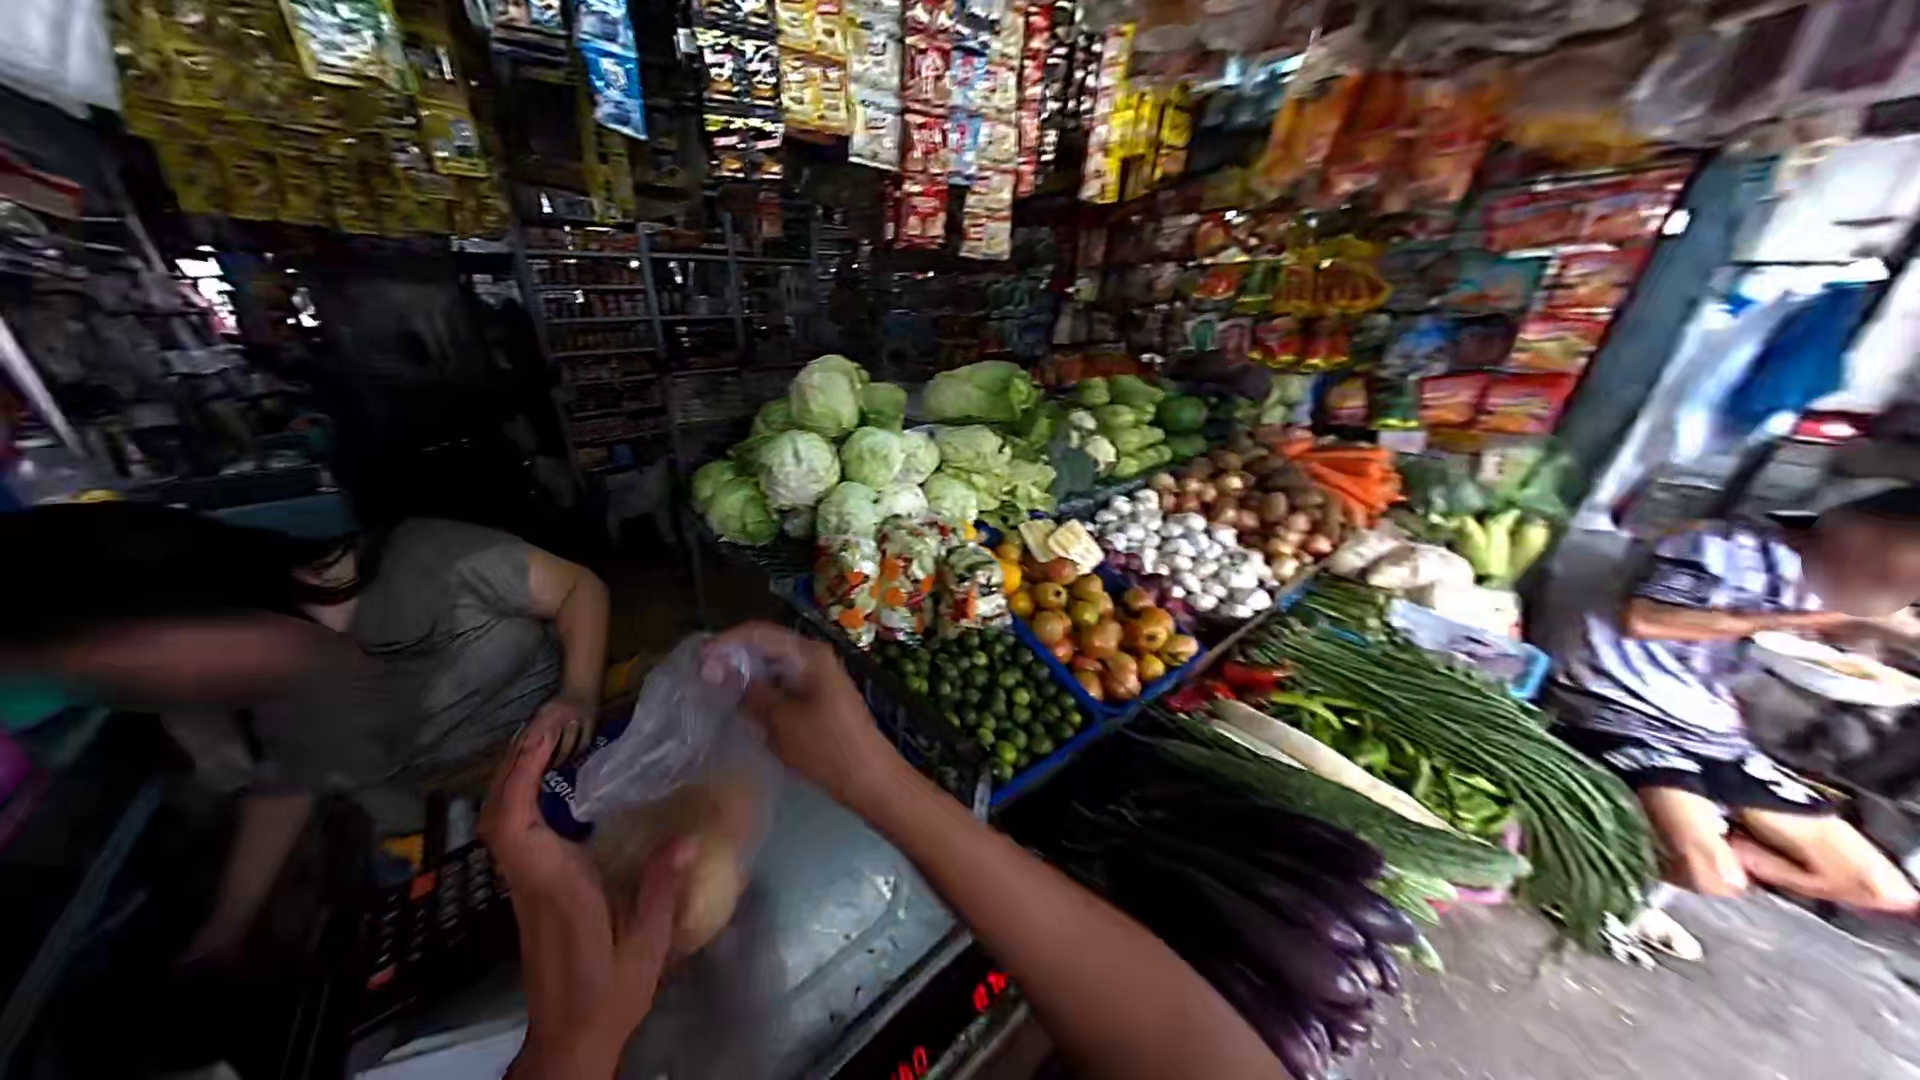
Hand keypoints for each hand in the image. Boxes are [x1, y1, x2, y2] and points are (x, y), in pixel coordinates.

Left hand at [481, 708, 691, 1079]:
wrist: (569, 1039)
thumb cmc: (608, 991)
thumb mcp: (646, 945)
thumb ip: (662, 889)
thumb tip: (689, 838)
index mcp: (553, 887)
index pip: (513, 828)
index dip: (518, 777)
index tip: (545, 736)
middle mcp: (531, 882)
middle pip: (498, 816)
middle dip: (515, 764)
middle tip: (552, 723)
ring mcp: (528, 887)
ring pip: (503, 824)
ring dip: (519, 777)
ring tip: (555, 740)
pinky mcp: (535, 891)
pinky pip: (519, 834)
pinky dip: (529, 798)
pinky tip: (561, 784)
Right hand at [706, 621, 897, 807]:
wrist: (871, 778)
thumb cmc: (827, 748)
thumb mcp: (781, 722)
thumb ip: (750, 693)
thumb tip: (719, 672)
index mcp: (809, 654)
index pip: (758, 633)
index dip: (724, 644)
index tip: (697, 664)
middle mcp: (815, 656)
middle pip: (766, 645)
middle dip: (733, 659)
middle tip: (702, 679)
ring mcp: (819, 676)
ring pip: (773, 666)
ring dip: (746, 675)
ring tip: (715, 692)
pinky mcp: (819, 696)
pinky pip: (784, 683)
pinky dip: (762, 690)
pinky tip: (743, 706)